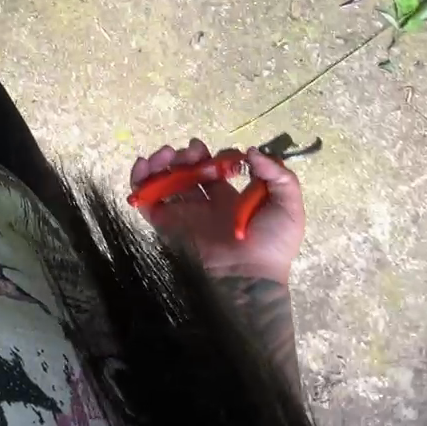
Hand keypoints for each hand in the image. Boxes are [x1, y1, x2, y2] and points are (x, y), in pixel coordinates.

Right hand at [129, 138, 304, 283]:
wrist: (248, 275)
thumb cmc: (270, 243)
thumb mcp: (288, 208)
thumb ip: (279, 177)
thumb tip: (251, 151)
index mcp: (226, 198)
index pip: (211, 169)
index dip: (209, 157)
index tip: (212, 154)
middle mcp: (201, 203)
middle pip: (182, 171)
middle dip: (181, 155)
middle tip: (186, 154)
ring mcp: (181, 212)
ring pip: (161, 180)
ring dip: (158, 161)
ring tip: (162, 155)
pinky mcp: (164, 222)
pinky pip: (145, 198)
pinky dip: (138, 179)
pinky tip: (143, 165)